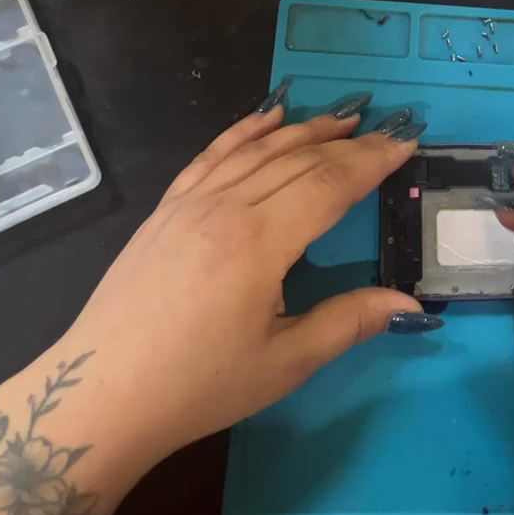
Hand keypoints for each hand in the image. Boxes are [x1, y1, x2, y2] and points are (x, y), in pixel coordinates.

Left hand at [59, 94, 428, 479]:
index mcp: (259, 242)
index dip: (371, 162)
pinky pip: (212, 155)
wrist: (102, 397)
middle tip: (388, 133)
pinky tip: (268, 117)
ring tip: (344, 117)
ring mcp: (190, 203)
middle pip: (299, 160)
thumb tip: (411, 306)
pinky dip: (244, 130)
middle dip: (349, 144)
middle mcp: (226, 208)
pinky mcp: (166, 209)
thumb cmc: (198, 386)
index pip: (328, 184)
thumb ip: (349, 322)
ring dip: (306, 129)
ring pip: (258, 150)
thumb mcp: (283, 363)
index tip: (405, 145)